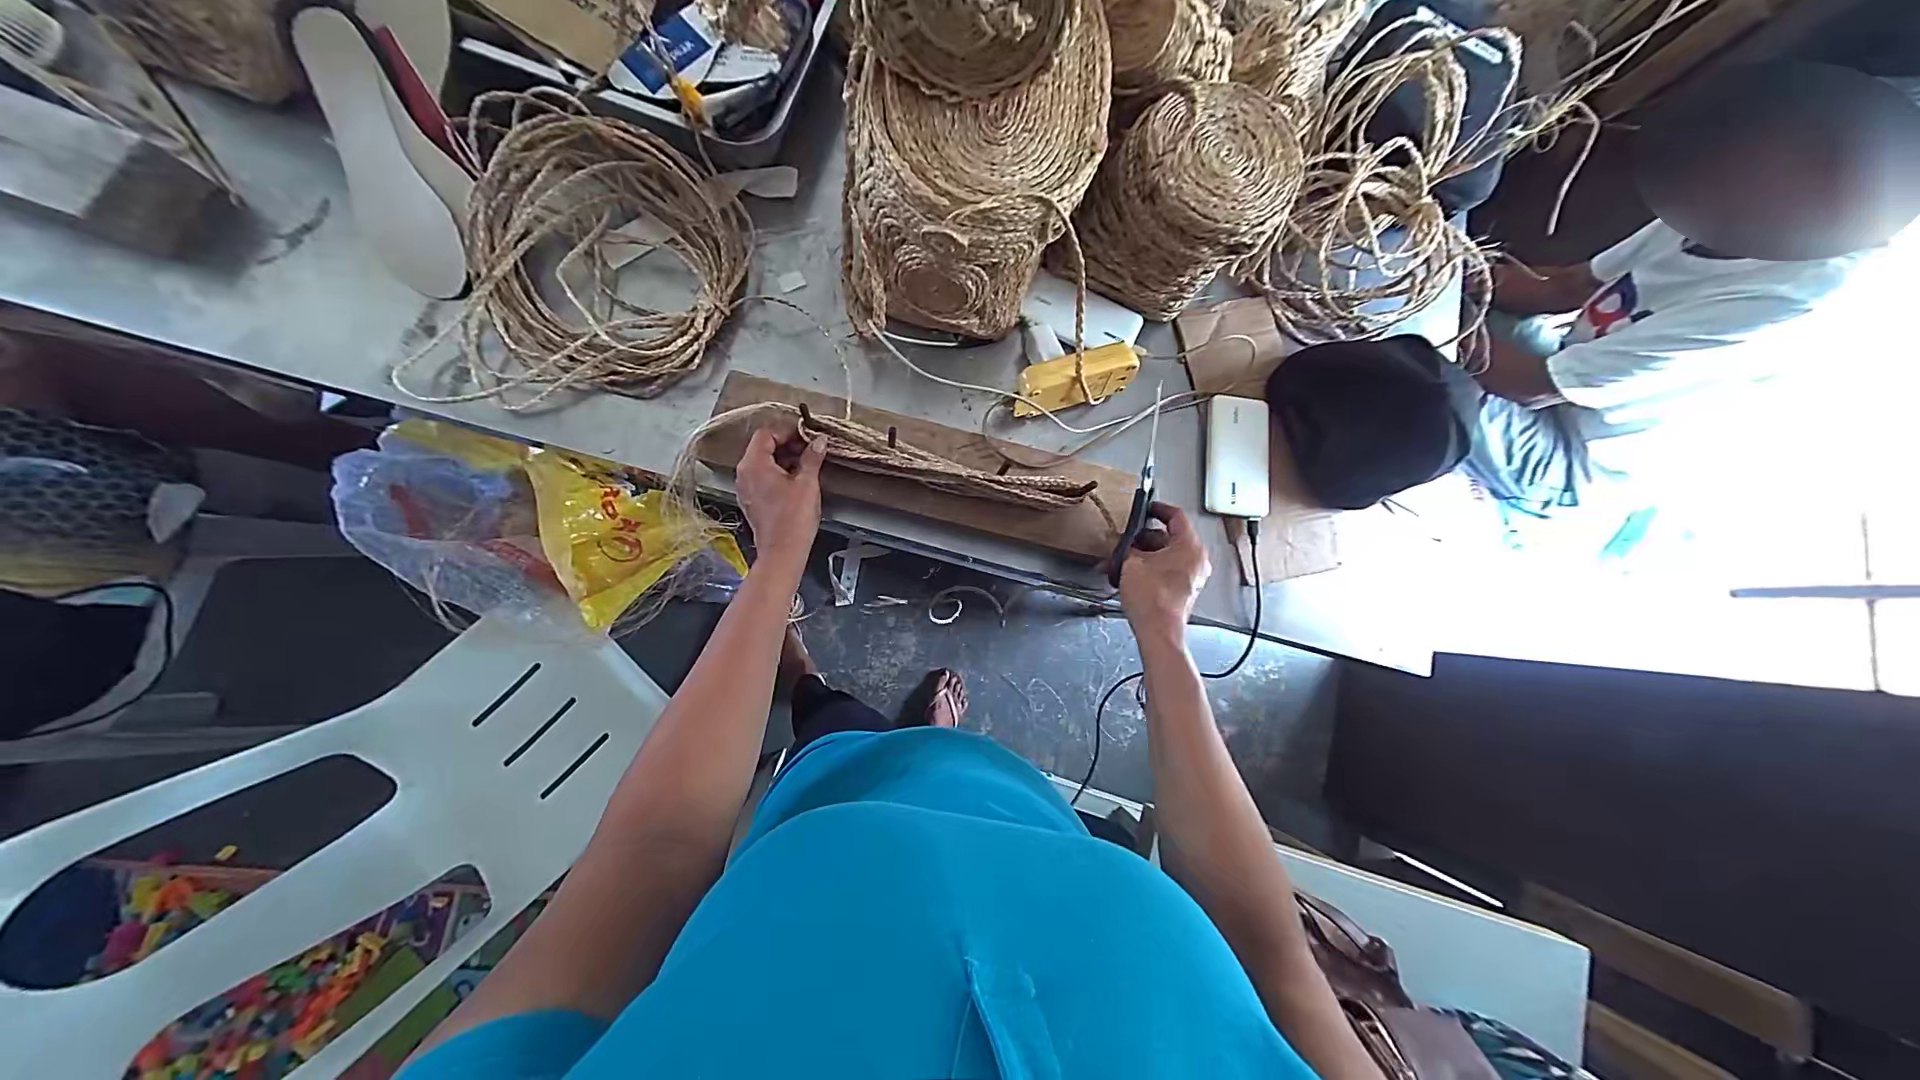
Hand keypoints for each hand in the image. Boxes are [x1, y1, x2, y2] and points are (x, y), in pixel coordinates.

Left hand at [735, 425, 824, 566]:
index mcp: (753, 464)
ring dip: (783, 459)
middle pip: (762, 447)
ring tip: (806, 464)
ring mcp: (745, 488)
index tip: (806, 435)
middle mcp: (744, 473)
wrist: (783, 551)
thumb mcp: (807, 483)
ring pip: (763, 462)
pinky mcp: (751, 500)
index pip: (766, 434)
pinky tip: (797, 480)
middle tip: (810, 448)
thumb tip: (819, 440)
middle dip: (787, 444)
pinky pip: (762, 477)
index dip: (787, 431)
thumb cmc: (793, 518)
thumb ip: (812, 457)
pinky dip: (777, 473)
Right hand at [1119, 502, 1210, 644]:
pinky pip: (1166, 570)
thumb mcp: (1131, 562)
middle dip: (1142, 539)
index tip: (1147, 507)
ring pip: (1165, 555)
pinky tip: (1129, 573)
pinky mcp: (1183, 589)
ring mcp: (1192, 576)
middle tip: (1125, 540)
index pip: (1176, 516)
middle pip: (1168, 537)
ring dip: (1143, 555)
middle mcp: (1196, 560)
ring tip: (1121, 561)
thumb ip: (1128, 546)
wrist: (1157, 630)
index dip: (1158, 509)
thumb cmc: (1152, 599)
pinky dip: (1149, 568)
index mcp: (1190, 546)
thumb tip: (1124, 543)